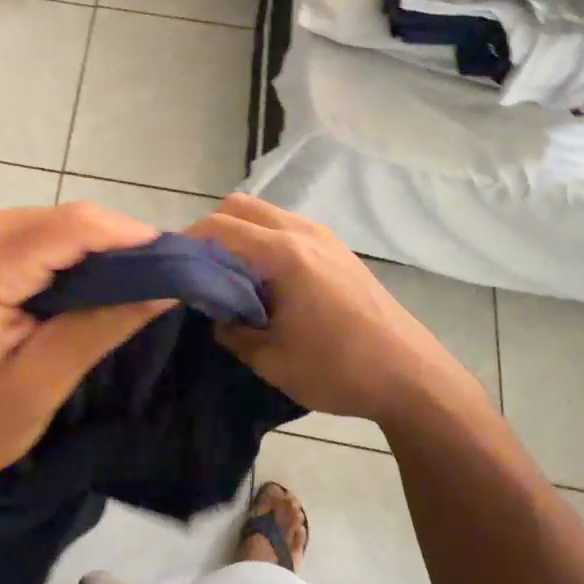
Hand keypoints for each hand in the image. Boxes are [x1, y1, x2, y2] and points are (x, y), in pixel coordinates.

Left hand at [0, 203, 174, 491]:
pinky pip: (23, 236)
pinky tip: (67, 298)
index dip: (135, 239)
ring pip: (46, 225)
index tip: (181, 271)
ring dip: (85, 257)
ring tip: (115, 303)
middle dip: (114, 251)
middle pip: (63, 220)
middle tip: (153, 296)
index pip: (77, 223)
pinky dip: (55, 260)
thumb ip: (100, 326)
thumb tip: (167, 286)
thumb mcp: (36, 386)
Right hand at [186, 194, 477, 424]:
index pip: (218, 227)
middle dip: (211, 231)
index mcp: (284, 254)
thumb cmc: (338, 370)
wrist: (412, 378)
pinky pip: (286, 228)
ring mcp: (324, 237)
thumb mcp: (270, 359)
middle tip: (201, 272)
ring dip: (240, 235)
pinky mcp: (338, 250)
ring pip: (264, 213)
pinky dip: (264, 242)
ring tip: (233, 279)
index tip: (171, 270)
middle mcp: (302, 232)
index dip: (186, 242)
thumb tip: (214, 313)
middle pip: (239, 206)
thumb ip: (231, 329)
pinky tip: (268, 284)